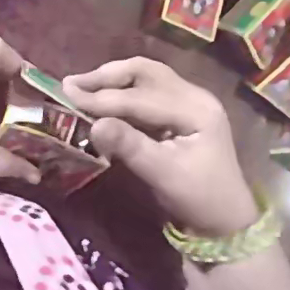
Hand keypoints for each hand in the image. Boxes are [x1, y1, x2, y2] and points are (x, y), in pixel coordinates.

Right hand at [62, 58, 258, 235]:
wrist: (224, 217)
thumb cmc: (197, 197)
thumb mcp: (162, 174)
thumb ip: (129, 146)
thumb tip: (94, 125)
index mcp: (195, 109)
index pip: (140, 96)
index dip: (102, 97)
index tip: (66, 97)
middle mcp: (194, 95)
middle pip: (144, 71)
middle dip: (105, 76)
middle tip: (70, 85)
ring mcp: (188, 100)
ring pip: (145, 76)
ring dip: (112, 79)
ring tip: (80, 88)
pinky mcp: (180, 109)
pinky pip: (146, 90)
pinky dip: (120, 91)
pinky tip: (100, 99)